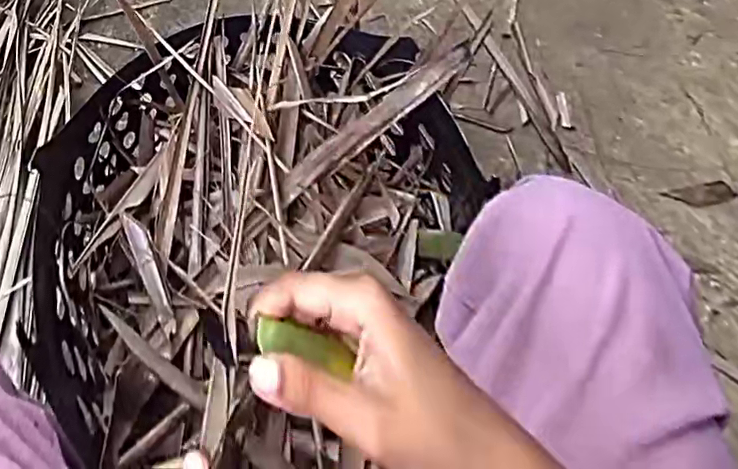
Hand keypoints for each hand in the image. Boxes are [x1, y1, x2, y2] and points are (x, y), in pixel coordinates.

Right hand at [246, 272, 560, 468]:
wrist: (488, 458)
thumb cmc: (442, 434)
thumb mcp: (365, 417)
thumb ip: (307, 390)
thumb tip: (258, 369)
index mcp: (361, 297)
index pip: (287, 286)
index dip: (263, 317)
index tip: (249, 350)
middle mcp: (362, 296)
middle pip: (296, 300)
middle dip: (279, 334)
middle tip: (275, 376)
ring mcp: (367, 315)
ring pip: (308, 320)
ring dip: (295, 349)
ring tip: (300, 387)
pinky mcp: (370, 336)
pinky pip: (325, 336)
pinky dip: (313, 358)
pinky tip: (323, 389)